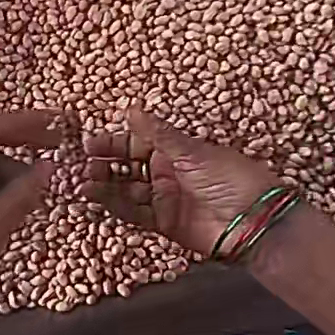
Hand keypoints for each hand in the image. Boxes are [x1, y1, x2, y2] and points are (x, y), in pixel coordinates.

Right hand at [84, 107, 279, 256]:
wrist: (255, 224)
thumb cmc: (230, 180)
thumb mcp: (192, 153)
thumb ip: (158, 135)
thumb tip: (131, 110)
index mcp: (176, 150)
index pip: (135, 143)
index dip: (112, 143)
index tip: (88, 143)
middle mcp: (167, 172)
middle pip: (127, 167)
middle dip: (103, 165)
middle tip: (80, 164)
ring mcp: (164, 197)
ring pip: (126, 189)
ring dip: (104, 185)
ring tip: (81, 181)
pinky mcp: (163, 222)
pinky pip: (133, 212)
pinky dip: (113, 204)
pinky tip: (95, 197)